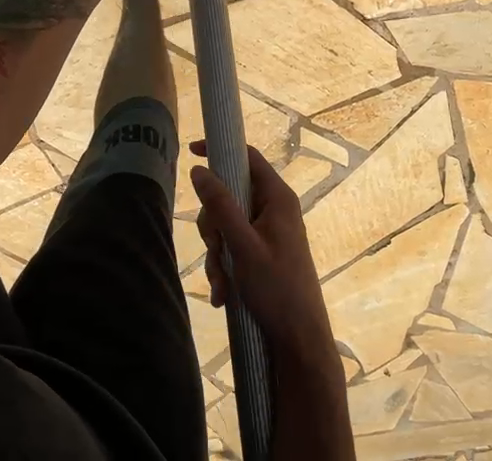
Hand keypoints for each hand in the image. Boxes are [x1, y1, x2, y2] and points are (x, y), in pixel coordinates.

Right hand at [189, 141, 331, 362]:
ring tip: (222, 283)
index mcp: (277, 199)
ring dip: (217, 253)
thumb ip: (220, 206)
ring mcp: (267, 232)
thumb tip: (199, 169)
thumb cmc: (277, 289)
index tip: (191, 153)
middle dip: (213, 226)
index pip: (248, 157)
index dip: (220, 150)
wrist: (299, 341)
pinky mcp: (261, 253)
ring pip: (225, 224)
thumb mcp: (243, 246)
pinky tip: (224, 294)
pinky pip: (232, 246)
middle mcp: (273, 210)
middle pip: (228, 195)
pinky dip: (224, 267)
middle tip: (215, 248)